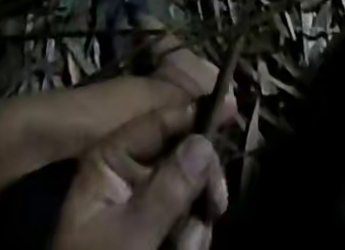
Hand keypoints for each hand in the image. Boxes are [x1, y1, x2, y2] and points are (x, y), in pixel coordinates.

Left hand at [51, 104, 228, 249]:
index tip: (233, 108)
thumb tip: (205, 142)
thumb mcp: (134, 232)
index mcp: (111, 157)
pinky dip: (190, 233)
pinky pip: (183, 214)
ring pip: (188, 186)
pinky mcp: (149, 224)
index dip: (197, 112)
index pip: (161, 120)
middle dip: (201, 182)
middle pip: (181, 152)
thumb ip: (171, 187)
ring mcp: (139, 197)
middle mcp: (126, 168)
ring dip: (197, 217)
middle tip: (216, 207)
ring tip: (190, 248)